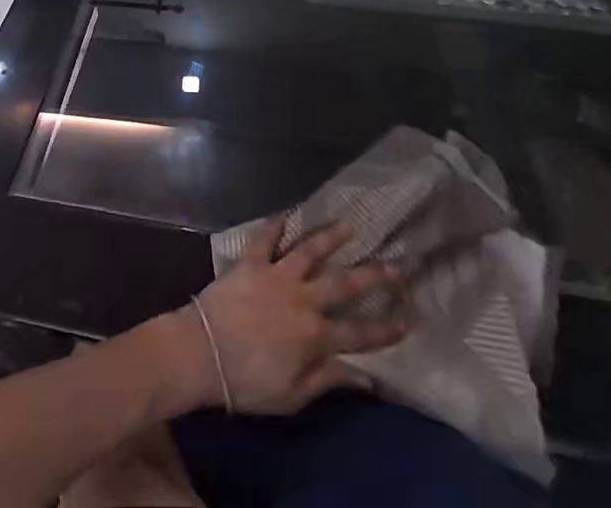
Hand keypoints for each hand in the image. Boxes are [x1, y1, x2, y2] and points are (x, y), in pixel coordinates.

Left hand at [178, 218, 409, 414]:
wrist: (200, 351)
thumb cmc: (246, 381)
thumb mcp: (292, 396)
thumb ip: (327, 381)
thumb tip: (363, 376)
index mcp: (316, 336)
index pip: (361, 334)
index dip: (388, 329)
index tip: (410, 319)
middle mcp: (302, 300)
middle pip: (343, 283)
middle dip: (373, 274)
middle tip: (395, 263)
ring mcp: (275, 277)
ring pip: (308, 251)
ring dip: (329, 237)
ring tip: (347, 226)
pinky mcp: (248, 264)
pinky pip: (264, 240)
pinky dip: (274, 226)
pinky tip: (284, 214)